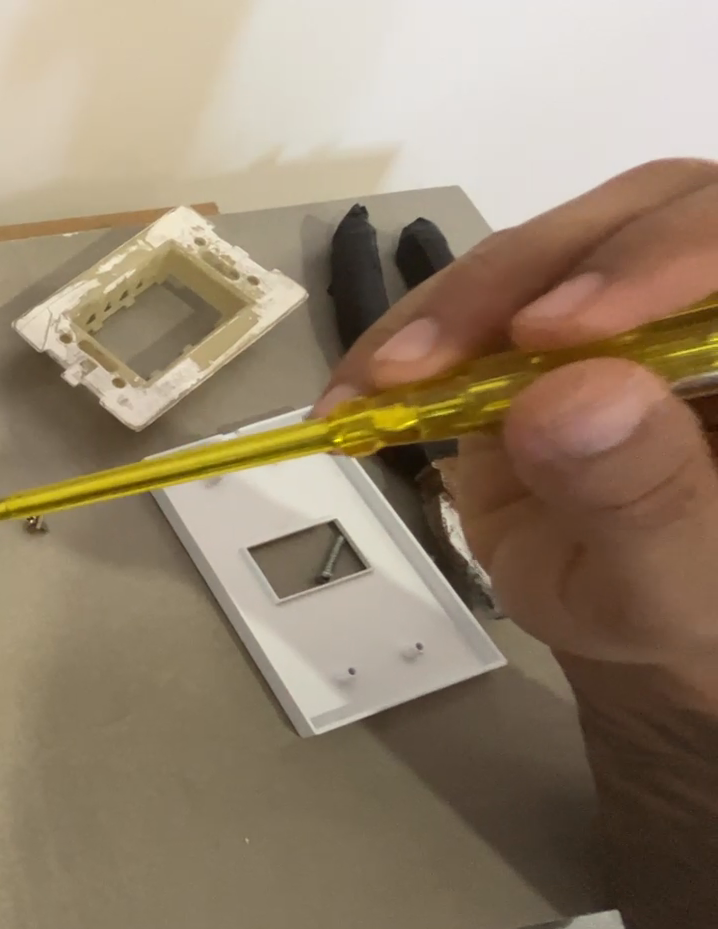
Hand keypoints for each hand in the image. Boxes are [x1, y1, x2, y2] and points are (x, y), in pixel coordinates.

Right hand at [315, 159, 717, 680]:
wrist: (627, 603)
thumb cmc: (681, 607)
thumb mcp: (667, 583)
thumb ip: (638, 496)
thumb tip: (568, 394)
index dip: (672, 254)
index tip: (550, 332)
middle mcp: (714, 300)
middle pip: (644, 215)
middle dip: (513, 282)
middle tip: (412, 366)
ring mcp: (622, 303)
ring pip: (542, 250)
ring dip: (438, 315)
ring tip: (365, 390)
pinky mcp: (531, 329)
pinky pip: (467, 302)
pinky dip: (399, 344)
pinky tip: (353, 396)